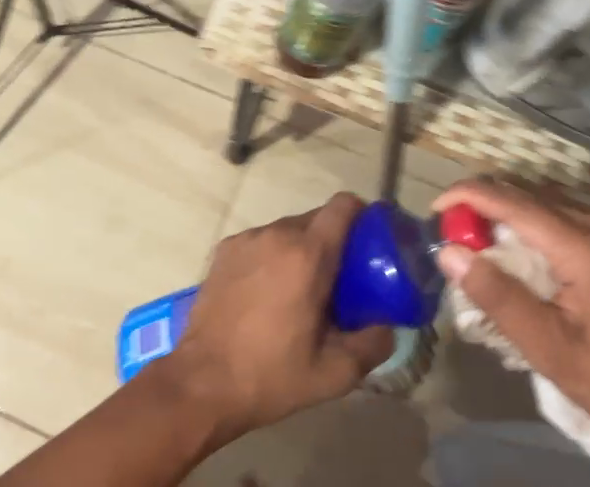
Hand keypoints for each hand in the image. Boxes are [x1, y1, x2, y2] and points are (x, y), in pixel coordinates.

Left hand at [159, 192, 394, 439]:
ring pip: (287, 231)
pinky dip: (272, 258)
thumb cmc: (271, 376)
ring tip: (302, 292)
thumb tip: (388, 324)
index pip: (343, 206)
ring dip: (301, 251)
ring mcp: (246, 240)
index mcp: (308, 255)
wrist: (202, 383)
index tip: (371, 244)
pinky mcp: (223, 251)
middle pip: (317, 219)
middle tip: (342, 281)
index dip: (362, 217)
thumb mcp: (335, 373)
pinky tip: (268, 295)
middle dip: (334, 242)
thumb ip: (373, 343)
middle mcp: (276, 235)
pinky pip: (261, 242)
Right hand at [432, 181, 589, 478]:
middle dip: (485, 208)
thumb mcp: (552, 351)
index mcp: (586, 248)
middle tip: (454, 239)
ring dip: (510, 218)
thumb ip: (499, 297)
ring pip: (548, 205)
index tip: (435, 209)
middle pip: (529, 196)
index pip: (513, 201)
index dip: (468, 196)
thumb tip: (450, 252)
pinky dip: (536, 229)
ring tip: (481, 251)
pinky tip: (525, 261)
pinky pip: (568, 220)